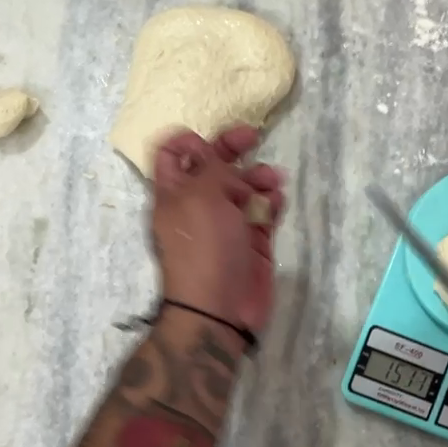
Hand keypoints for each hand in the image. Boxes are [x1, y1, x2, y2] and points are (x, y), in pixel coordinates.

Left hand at [150, 126, 285, 332]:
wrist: (220, 310)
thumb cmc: (203, 250)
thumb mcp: (201, 198)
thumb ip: (211, 168)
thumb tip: (219, 160)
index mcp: (173, 194)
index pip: (171, 154)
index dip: (188, 139)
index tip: (209, 139)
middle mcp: (199, 206)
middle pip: (213, 166)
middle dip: (232, 148)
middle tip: (253, 136)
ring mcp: (228, 225)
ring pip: (243, 187)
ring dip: (258, 176)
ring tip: (273, 180)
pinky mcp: (253, 243)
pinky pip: (264, 213)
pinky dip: (271, 203)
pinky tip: (276, 202)